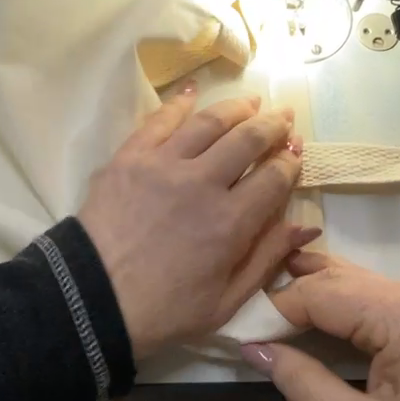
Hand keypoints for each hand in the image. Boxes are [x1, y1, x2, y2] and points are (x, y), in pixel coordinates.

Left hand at [78, 89, 313, 355]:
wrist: (92, 300)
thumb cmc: (164, 309)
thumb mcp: (226, 302)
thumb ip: (267, 258)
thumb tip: (307, 226)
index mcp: (230, 222)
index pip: (273, 177)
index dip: (289, 161)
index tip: (296, 152)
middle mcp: (203, 183)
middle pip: (247, 139)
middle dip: (272, 125)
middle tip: (283, 115)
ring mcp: (165, 163)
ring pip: (210, 122)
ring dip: (236, 108)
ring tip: (251, 102)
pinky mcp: (132, 155)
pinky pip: (161, 119)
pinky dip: (181, 101)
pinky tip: (194, 91)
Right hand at [246, 254, 399, 400]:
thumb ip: (303, 384)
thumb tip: (252, 348)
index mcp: (399, 312)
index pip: (317, 293)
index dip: (273, 309)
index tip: (237, 328)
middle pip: (332, 277)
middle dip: (287, 295)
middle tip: (245, 316)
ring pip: (348, 280)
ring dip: (308, 293)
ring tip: (264, 309)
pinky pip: (366, 295)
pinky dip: (332, 303)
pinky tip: (306, 315)